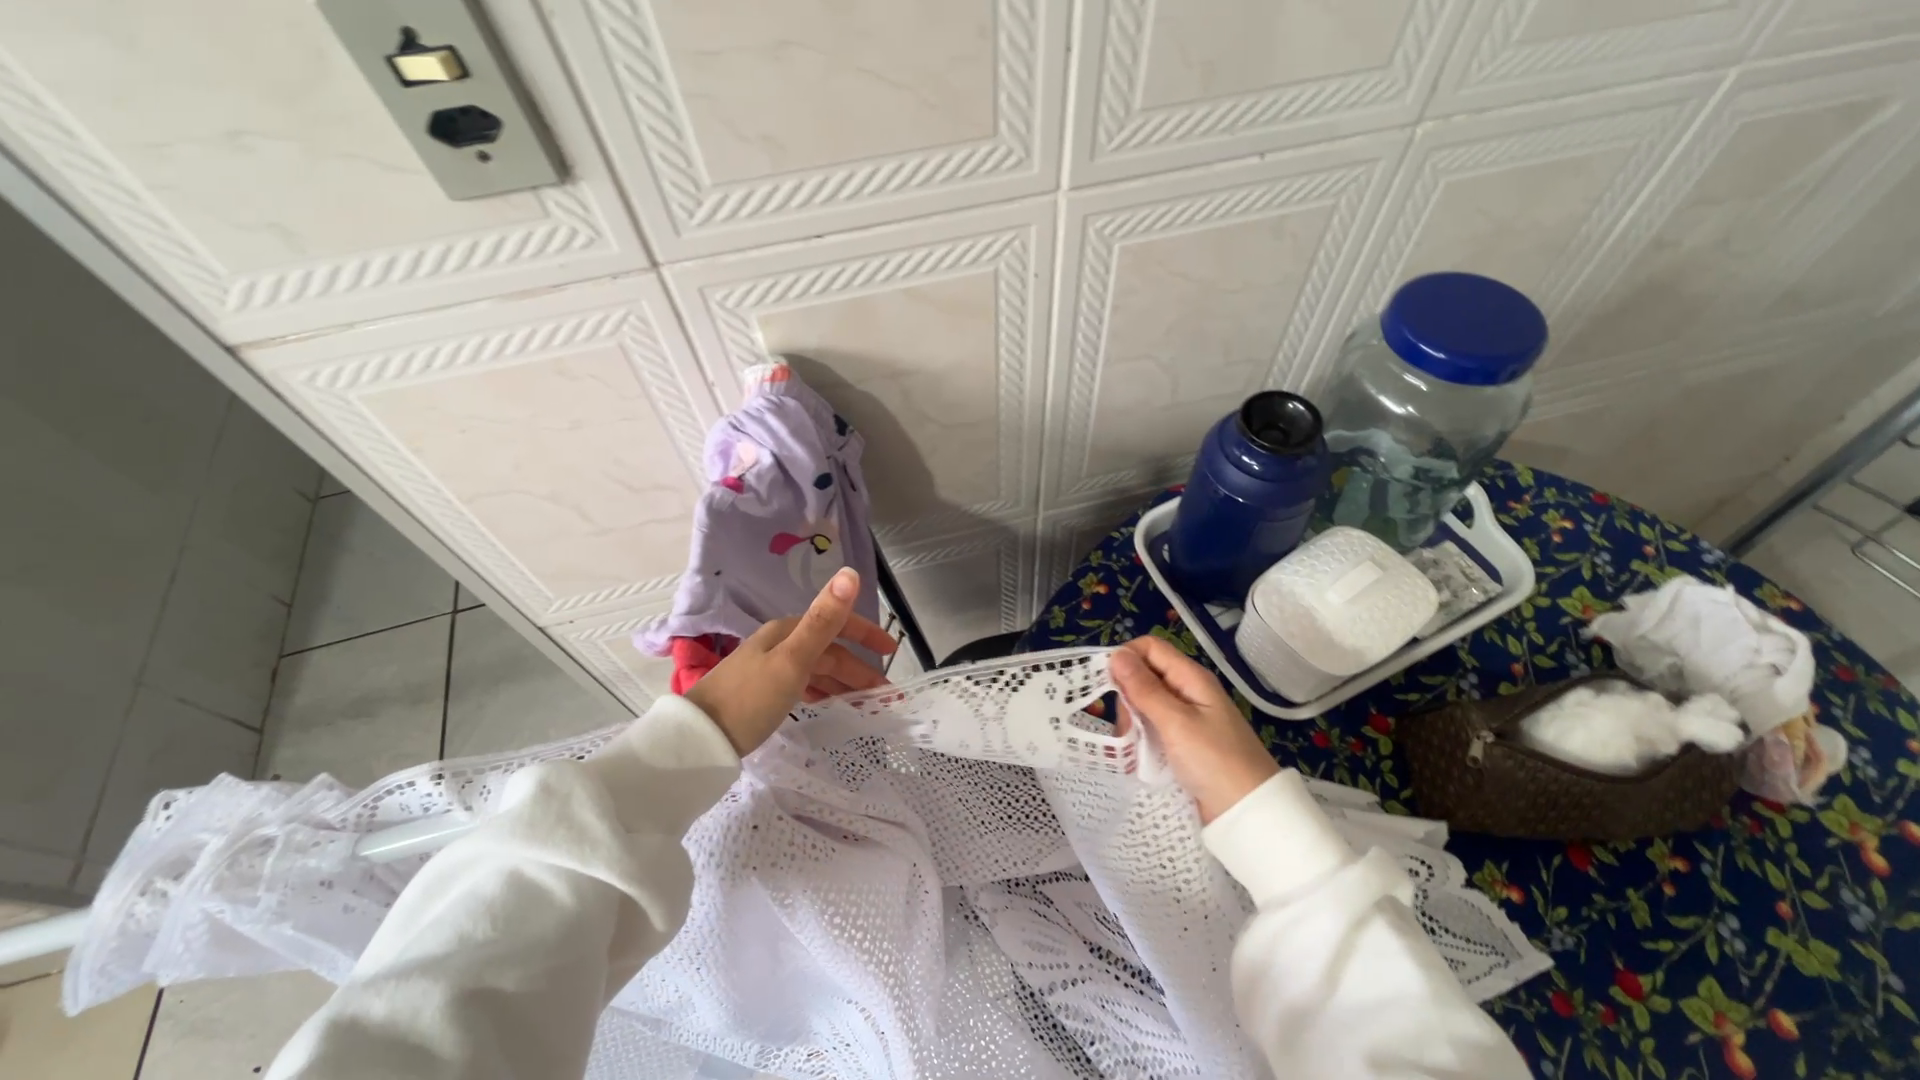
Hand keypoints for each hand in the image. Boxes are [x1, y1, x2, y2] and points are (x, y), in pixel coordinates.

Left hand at [685, 567, 896, 755]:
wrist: (700, 738)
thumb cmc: (750, 698)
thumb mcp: (793, 660)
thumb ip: (824, 620)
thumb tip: (850, 573)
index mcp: (787, 631)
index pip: (836, 624)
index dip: (866, 634)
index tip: (891, 651)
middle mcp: (779, 644)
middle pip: (829, 651)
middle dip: (859, 669)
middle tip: (885, 695)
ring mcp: (770, 668)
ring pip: (818, 670)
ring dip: (844, 683)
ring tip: (867, 705)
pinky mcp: (763, 693)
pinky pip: (804, 685)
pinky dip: (823, 692)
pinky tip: (831, 704)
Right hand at [1109, 636, 1277, 822]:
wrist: (1247, 810)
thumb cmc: (1215, 760)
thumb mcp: (1176, 722)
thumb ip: (1145, 688)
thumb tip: (1116, 654)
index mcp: (1191, 678)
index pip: (1150, 648)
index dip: (1126, 658)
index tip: (1108, 685)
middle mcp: (1188, 692)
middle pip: (1144, 676)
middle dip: (1126, 695)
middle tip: (1127, 726)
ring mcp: (1185, 718)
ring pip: (1144, 704)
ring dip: (1132, 720)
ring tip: (1132, 746)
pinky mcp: (1182, 742)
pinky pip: (1152, 728)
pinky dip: (1141, 737)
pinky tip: (1138, 755)